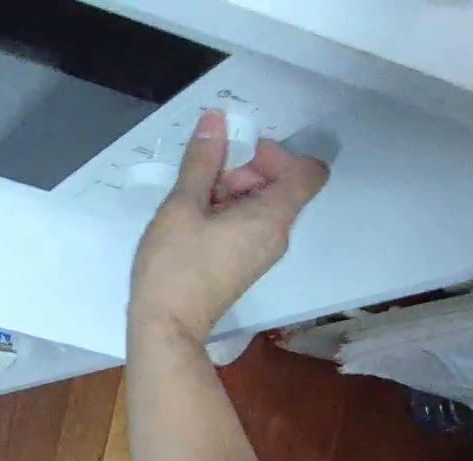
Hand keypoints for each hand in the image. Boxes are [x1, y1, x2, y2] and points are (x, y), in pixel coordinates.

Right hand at [129, 109, 329, 343]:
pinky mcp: (240, 272)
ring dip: (230, 198)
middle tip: (203, 182)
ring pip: (260, 211)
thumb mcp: (181, 209)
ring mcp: (259, 258)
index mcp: (272, 216)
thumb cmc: (173, 268)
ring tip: (189, 209)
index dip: (276, 154)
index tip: (236, 158)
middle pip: (280, 188)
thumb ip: (201, 163)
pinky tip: (189, 231)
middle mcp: (277, 236)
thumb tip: (216, 119)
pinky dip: (225, 221)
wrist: (164, 330)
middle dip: (244, 174)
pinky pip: (246, 233)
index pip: (307, 170)